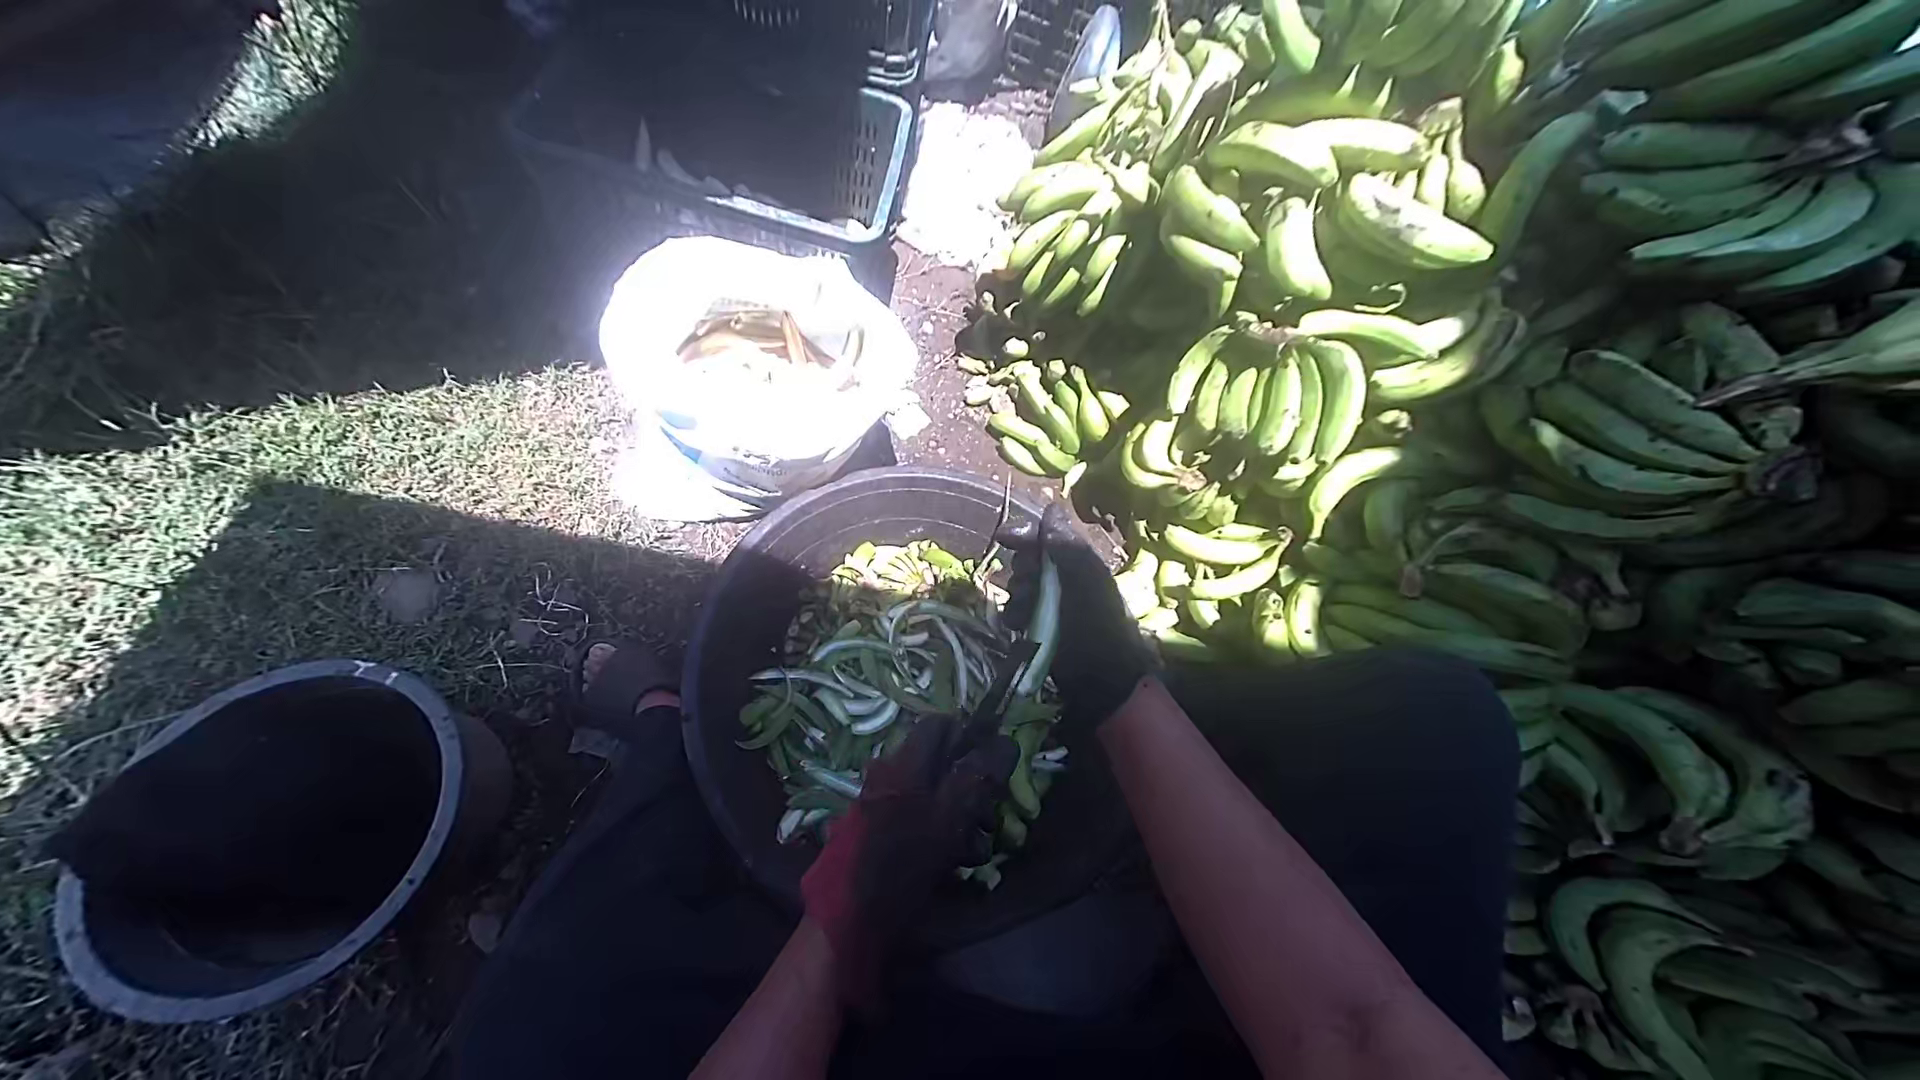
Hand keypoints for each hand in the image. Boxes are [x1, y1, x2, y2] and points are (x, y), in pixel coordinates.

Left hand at [800, 715, 1015, 1009]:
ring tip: (974, 847)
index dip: (970, 737)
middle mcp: (890, 773)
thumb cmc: (905, 856)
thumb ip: (981, 773)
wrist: (851, 913)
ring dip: (961, 815)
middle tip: (988, 816)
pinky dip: (940, 833)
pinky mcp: (879, 830)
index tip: (993, 763)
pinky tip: (954, 862)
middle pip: (941, 763)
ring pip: (934, 793)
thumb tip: (1006, 742)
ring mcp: (882, 802)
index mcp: (906, 760)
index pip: (941, 725)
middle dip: (971, 786)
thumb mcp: (953, 811)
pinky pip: (918, 818)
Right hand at [998, 503, 1157, 738]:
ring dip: (1018, 598)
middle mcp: (1062, 578)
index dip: (1024, 535)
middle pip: (1026, 561)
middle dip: (1023, 573)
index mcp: (1078, 562)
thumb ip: (1067, 546)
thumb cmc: (1099, 627)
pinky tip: (1022, 628)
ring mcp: (1049, 603)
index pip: (1044, 536)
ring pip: (1016, 587)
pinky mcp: (1038, 626)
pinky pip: (1013, 612)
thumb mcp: (1086, 581)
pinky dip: (1014, 617)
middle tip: (1033, 590)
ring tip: (1028, 615)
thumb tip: (1050, 508)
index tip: (1003, 538)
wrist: (1102, 681)